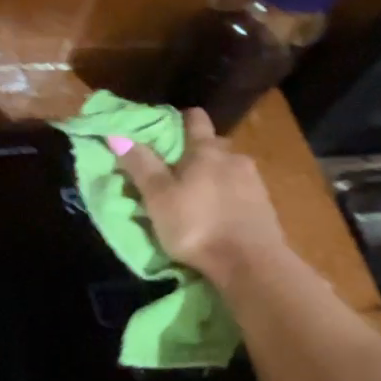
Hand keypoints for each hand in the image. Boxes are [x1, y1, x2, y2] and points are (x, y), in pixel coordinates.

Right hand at [115, 107, 289, 287]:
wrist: (248, 260)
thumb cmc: (195, 225)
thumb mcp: (158, 198)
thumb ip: (141, 166)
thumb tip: (117, 134)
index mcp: (205, 151)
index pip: (195, 121)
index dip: (182, 119)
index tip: (171, 125)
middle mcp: (233, 157)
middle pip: (214, 145)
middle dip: (198, 152)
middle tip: (179, 169)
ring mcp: (253, 180)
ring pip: (229, 168)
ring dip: (214, 175)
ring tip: (198, 195)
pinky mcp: (264, 204)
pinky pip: (242, 190)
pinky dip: (228, 195)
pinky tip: (219, 211)